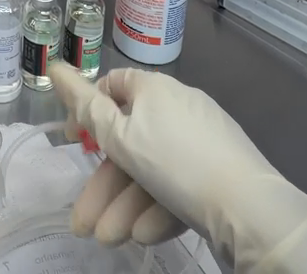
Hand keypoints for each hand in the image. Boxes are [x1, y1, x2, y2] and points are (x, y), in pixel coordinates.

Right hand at [49, 62, 306, 273]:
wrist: (252, 209)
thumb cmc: (175, 164)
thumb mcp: (120, 138)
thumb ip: (85, 107)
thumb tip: (55, 65)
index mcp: (154, 87)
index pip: (113, 87)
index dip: (89, 112)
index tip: (74, 142)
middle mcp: (177, 105)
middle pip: (130, 141)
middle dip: (105, 185)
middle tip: (85, 224)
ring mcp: (203, 139)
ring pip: (153, 169)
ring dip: (126, 204)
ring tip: (111, 240)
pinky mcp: (221, 170)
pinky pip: (180, 183)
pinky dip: (159, 206)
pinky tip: (146, 235)